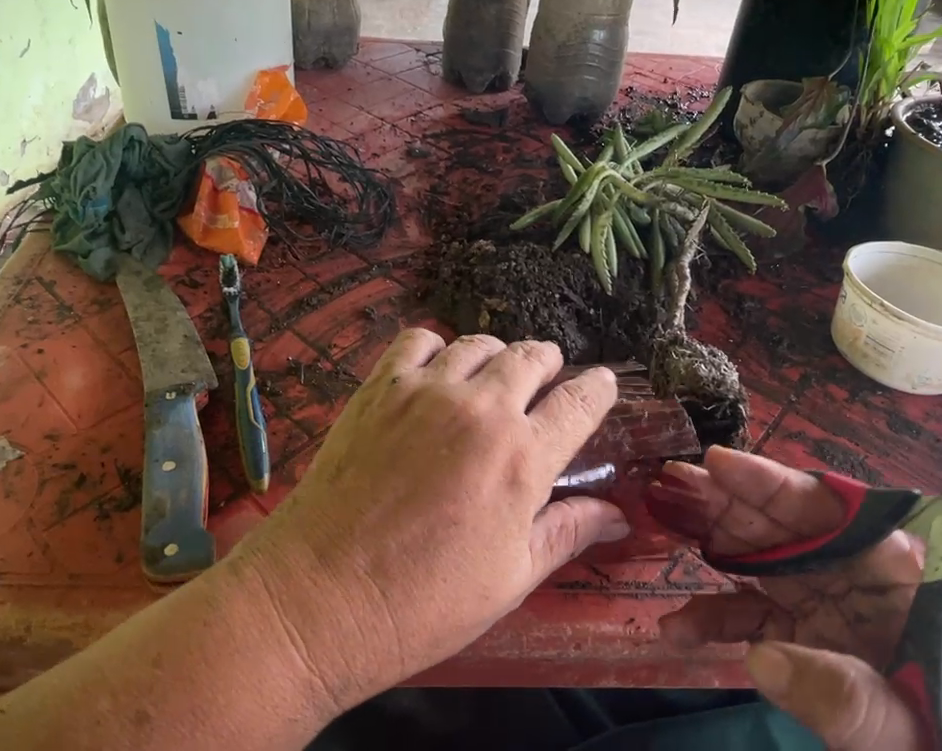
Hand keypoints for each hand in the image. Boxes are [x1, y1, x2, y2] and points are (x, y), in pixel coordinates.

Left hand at [231, 330, 625, 710]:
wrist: (322, 595)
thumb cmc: (425, 602)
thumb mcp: (511, 577)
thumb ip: (567, 531)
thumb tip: (619, 516)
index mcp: (524, 458)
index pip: (579, 402)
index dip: (599, 389)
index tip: (604, 384)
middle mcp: (481, 409)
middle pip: (530, 357)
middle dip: (548, 364)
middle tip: (546, 381)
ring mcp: (426, 390)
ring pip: (478, 344)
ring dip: (497, 355)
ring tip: (493, 377)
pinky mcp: (379, 387)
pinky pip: (418, 340)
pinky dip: (436, 347)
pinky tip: (436, 372)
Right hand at [650, 448, 941, 750]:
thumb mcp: (933, 750)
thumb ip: (859, 706)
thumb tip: (761, 658)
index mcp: (913, 588)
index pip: (844, 518)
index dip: (780, 487)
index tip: (722, 464)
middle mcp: (867, 586)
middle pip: (794, 529)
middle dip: (731, 502)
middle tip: (669, 481)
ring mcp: (834, 614)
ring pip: (766, 561)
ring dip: (713, 542)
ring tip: (660, 522)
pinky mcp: (808, 646)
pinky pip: (753, 619)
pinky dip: (713, 619)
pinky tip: (676, 629)